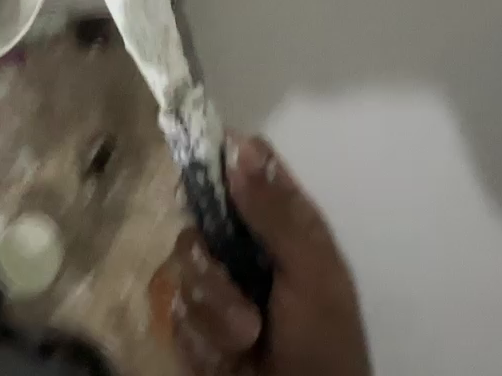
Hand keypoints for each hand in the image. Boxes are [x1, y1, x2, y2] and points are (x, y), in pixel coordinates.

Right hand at [151, 134, 370, 375]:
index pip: (245, 165)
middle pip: (198, 207)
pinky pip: (176, 309)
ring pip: (184, 261)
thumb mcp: (313, 274)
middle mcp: (245, 242)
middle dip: (210, 250)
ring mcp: (218, 282)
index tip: (202, 163)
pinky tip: (229, 356)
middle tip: (225, 271)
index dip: (221, 156)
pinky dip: (204, 336)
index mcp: (283, 222)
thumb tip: (239, 146)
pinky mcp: (195, 323)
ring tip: (246, 335)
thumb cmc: (324, 343)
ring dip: (214, 304)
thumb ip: (276, 213)